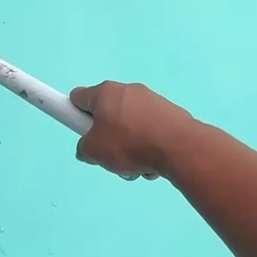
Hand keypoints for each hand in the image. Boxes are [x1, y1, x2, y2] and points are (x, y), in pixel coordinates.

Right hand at [70, 81, 199, 179]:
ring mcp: (152, 100)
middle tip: (109, 155)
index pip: (78, 97)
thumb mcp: (93, 151)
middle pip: (106, 114)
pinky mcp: (171, 114)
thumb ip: (83, 148)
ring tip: (136, 166)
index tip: (81, 131)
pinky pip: (150, 131)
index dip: (74, 114)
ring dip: (129, 147)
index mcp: (105, 92)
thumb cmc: (130, 144)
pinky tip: (154, 164)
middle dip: (106, 136)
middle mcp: (128, 90)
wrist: (182, 148)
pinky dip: (148, 147)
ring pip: (129, 127)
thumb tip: (89, 148)